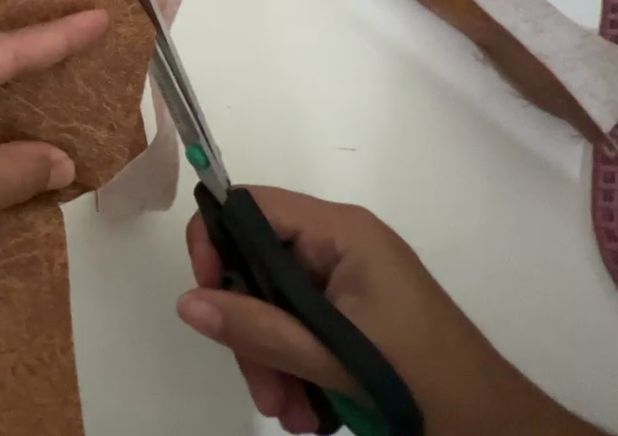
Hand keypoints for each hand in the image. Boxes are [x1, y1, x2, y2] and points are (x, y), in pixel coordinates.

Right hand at [177, 186, 603, 435]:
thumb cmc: (432, 386)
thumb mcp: (338, 360)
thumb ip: (259, 330)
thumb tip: (185, 303)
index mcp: (341, 232)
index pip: (248, 205)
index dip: (215, 240)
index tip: (207, 298)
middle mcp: (339, 243)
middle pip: (255, 260)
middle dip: (248, 324)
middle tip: (262, 387)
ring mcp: (347, 277)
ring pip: (272, 299)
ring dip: (269, 356)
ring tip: (290, 413)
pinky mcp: (353, 310)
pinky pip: (297, 322)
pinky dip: (292, 363)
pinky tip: (307, 409)